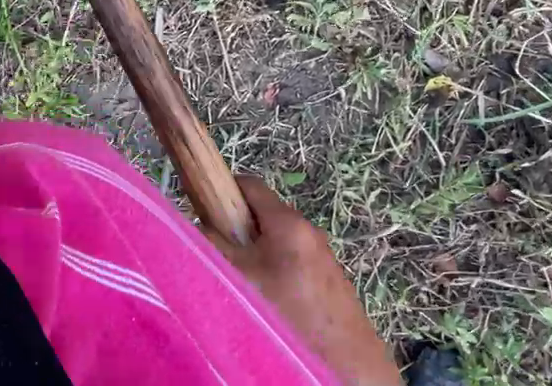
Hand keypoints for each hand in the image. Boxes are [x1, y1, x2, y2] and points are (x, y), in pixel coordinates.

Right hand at [207, 178, 399, 385]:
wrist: (350, 374)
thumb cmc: (287, 315)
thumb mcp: (235, 275)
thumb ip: (211, 241)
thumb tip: (202, 226)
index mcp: (289, 222)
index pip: (247, 184)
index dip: (221, 193)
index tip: (205, 217)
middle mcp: (311, 234)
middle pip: (260, 218)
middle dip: (237, 234)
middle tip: (224, 262)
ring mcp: (326, 262)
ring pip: (275, 247)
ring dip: (257, 261)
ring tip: (248, 292)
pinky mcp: (334, 289)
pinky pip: (293, 270)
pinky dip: (277, 281)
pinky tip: (274, 311)